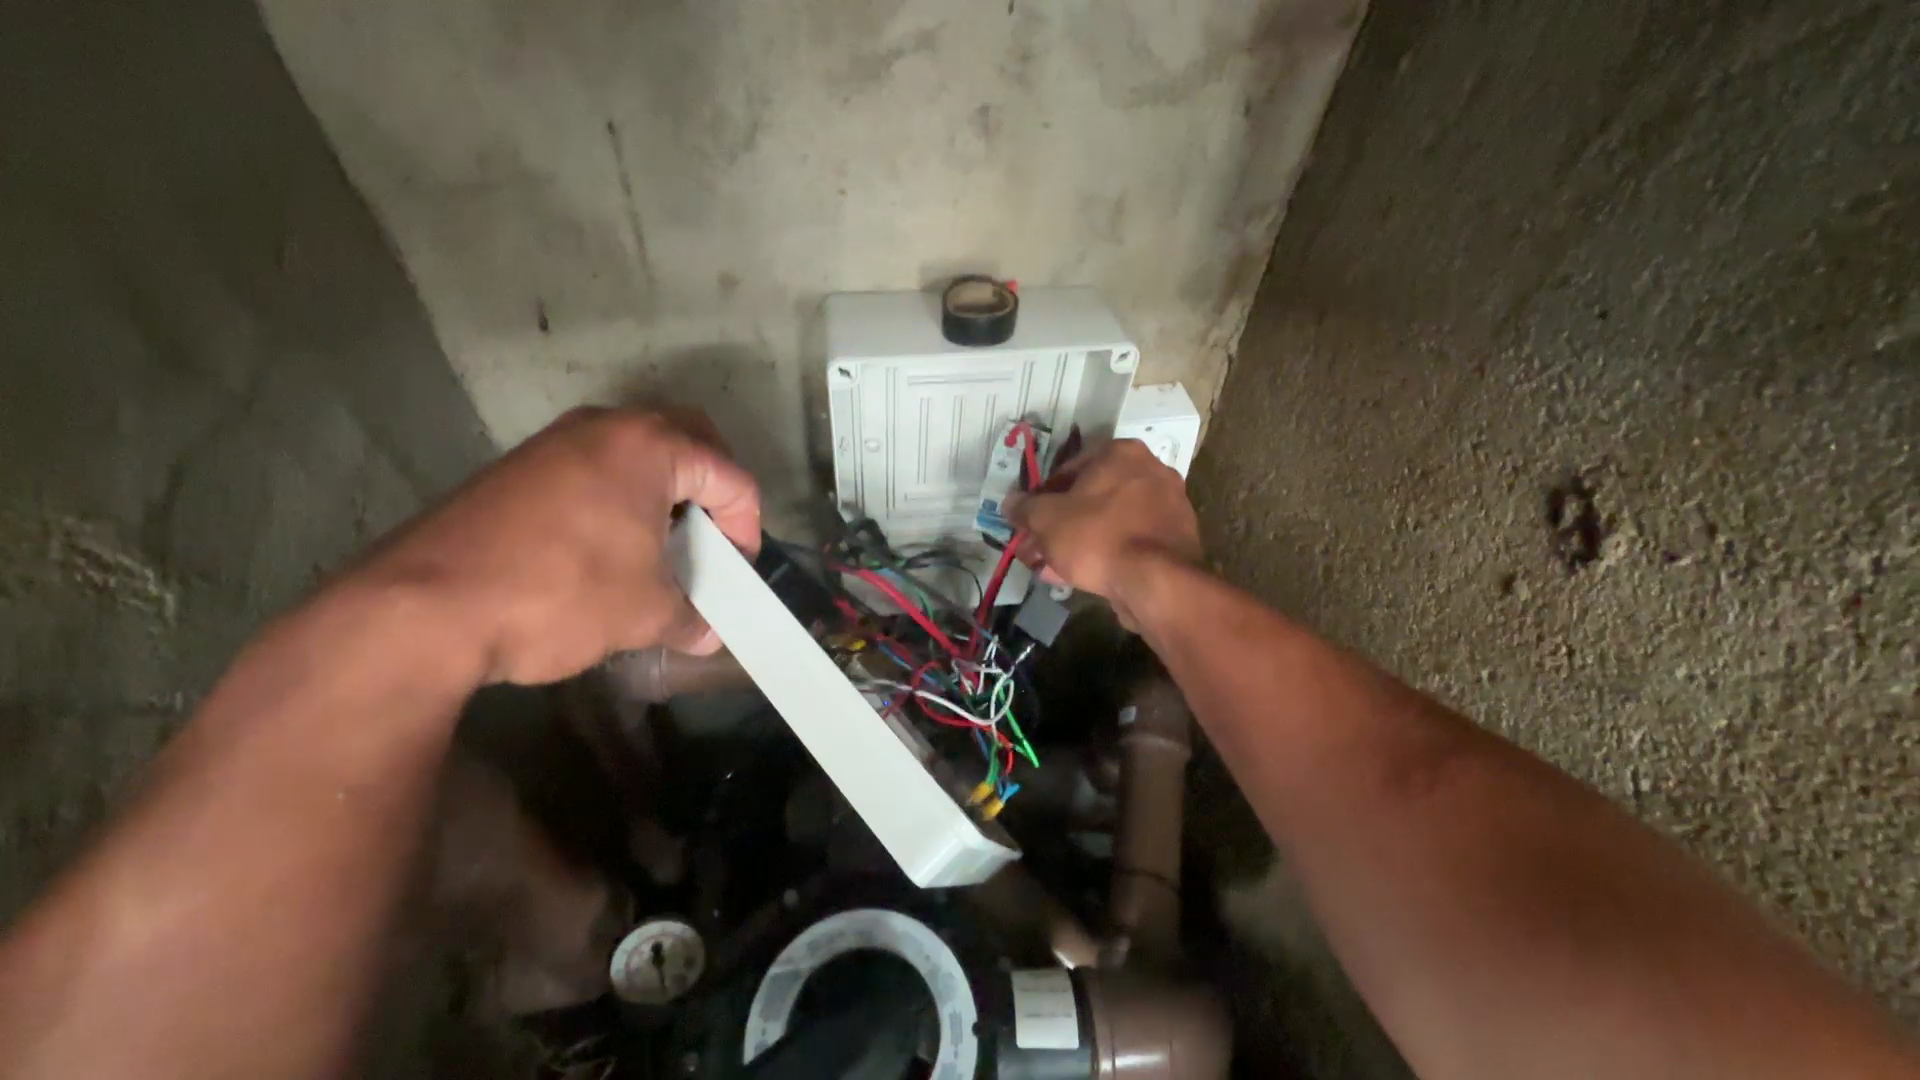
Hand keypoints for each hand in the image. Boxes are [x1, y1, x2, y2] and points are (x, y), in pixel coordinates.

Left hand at [353, 406, 759, 684]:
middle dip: (713, 486)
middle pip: (688, 439)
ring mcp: (556, 442)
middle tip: (713, 536)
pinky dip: (619, 496)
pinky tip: (607, 548)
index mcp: (650, 447)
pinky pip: (593, 467)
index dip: (747, 525)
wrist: (426, 606)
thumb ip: (690, 616)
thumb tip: (706, 633)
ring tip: (661, 545)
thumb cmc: (560, 594)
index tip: (738, 570)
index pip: (730, 475)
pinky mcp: (519, 468)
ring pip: (636, 449)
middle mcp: (605, 427)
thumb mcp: (643, 613)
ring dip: (663, 490)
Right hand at [1007, 439, 1199, 625]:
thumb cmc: (1097, 537)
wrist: (1156, 582)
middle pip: (1091, 498)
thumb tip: (1010, 503)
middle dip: (1060, 525)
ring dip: (1079, 543)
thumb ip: (1025, 508)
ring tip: (1053, 569)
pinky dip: (1106, 555)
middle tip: (1037, 549)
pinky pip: (1129, 542)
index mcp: (1120, 453)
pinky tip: (1081, 577)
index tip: (1029, 521)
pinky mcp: (1175, 539)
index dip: (1042, 497)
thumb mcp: (1046, 520)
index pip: (1069, 468)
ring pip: (1109, 522)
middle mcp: (1150, 471)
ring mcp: (1168, 505)